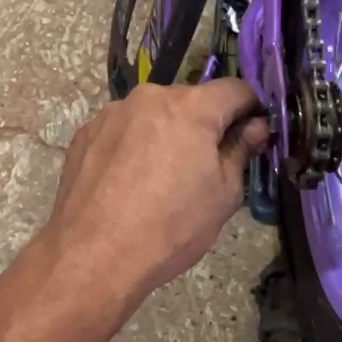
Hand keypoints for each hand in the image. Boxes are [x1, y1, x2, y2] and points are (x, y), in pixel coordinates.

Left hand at [43, 80, 268, 299]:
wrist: (95, 252)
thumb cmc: (170, 226)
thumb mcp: (223, 195)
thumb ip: (240, 151)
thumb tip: (255, 127)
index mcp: (190, 107)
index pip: (235, 89)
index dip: (251, 109)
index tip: (253, 134)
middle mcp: (149, 97)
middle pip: (189, 101)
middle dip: (203, 125)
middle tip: (204, 167)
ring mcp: (112, 112)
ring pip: (152, 114)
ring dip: (165, 133)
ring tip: (160, 178)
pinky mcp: (86, 132)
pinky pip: (122, 130)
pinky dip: (132, 145)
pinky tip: (128, 181)